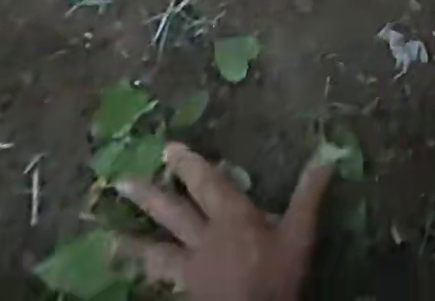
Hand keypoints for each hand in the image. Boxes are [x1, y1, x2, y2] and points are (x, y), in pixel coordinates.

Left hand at [115, 141, 333, 300]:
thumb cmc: (275, 278)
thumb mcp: (300, 232)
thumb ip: (309, 193)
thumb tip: (328, 153)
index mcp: (232, 218)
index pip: (208, 185)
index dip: (190, 165)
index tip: (169, 148)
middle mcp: (204, 240)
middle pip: (173, 215)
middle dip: (152, 195)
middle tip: (123, 180)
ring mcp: (188, 273)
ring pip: (155, 253)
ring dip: (131, 243)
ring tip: (106, 236)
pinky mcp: (184, 296)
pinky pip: (158, 284)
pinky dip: (143, 279)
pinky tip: (133, 278)